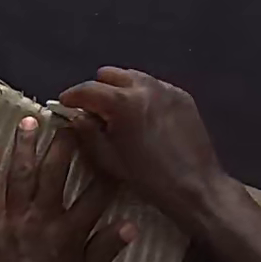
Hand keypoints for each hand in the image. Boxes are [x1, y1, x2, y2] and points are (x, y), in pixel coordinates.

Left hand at [0, 115, 137, 261]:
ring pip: (22, 175)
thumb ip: (104, 252)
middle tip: (70, 119)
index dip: (106, 169)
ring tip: (29, 120)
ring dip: (26, 146)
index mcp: (70, 234)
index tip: (112, 145)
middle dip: (65, 143)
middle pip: (56, 172)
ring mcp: (14, 220)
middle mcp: (44, 219)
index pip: (96, 194)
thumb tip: (130, 224)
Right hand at [59, 68, 248, 232]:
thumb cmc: (148, 178)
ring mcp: (166, 88)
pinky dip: (143, 95)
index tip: (64, 104)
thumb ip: (88, 133)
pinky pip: (154, 85)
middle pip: (110, 74)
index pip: (87, 89)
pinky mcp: (182, 95)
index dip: (71, 96)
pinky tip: (144, 116)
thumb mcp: (109, 160)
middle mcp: (144, 87)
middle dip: (97, 89)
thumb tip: (75, 116)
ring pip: (133, 76)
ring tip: (119, 111)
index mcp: (122, 103)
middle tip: (93, 109)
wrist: (196, 187)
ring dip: (120, 88)